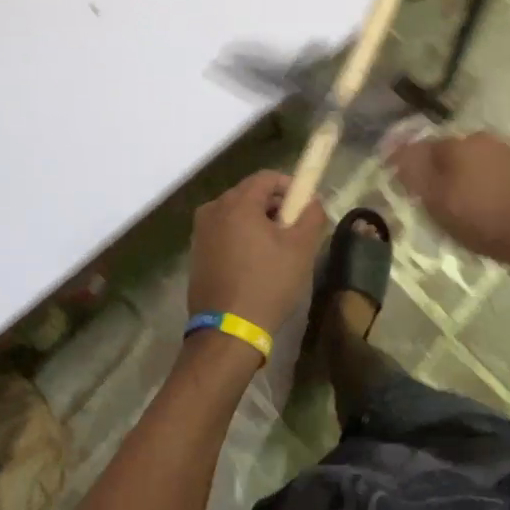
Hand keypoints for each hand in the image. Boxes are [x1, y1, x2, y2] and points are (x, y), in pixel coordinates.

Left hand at [187, 171, 328, 334]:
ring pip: (236, 213)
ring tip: (276, 248)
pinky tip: (255, 262)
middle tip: (294, 229)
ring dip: (257, 222)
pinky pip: (224, 232)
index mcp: (237, 202)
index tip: (305, 205)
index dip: (290, 186)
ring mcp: (201, 231)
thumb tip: (313, 200)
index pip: (266, 177)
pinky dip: (241, 237)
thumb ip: (312, 216)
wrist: (227, 331)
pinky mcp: (196, 252)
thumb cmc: (267, 284)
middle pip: (249, 194)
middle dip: (274, 205)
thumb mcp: (301, 249)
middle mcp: (213, 209)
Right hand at [389, 132, 509, 266]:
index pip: (423, 148)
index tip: (405, 183)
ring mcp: (509, 151)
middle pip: (450, 152)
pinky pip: (496, 171)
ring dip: (465, 175)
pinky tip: (489, 202)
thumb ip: (414, 174)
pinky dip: (487, 182)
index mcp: (457, 144)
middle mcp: (483, 138)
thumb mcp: (438, 204)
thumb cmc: (482, 222)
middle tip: (436, 197)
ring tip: (464, 203)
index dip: (411, 165)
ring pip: (475, 160)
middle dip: (440, 169)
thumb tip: (396, 153)